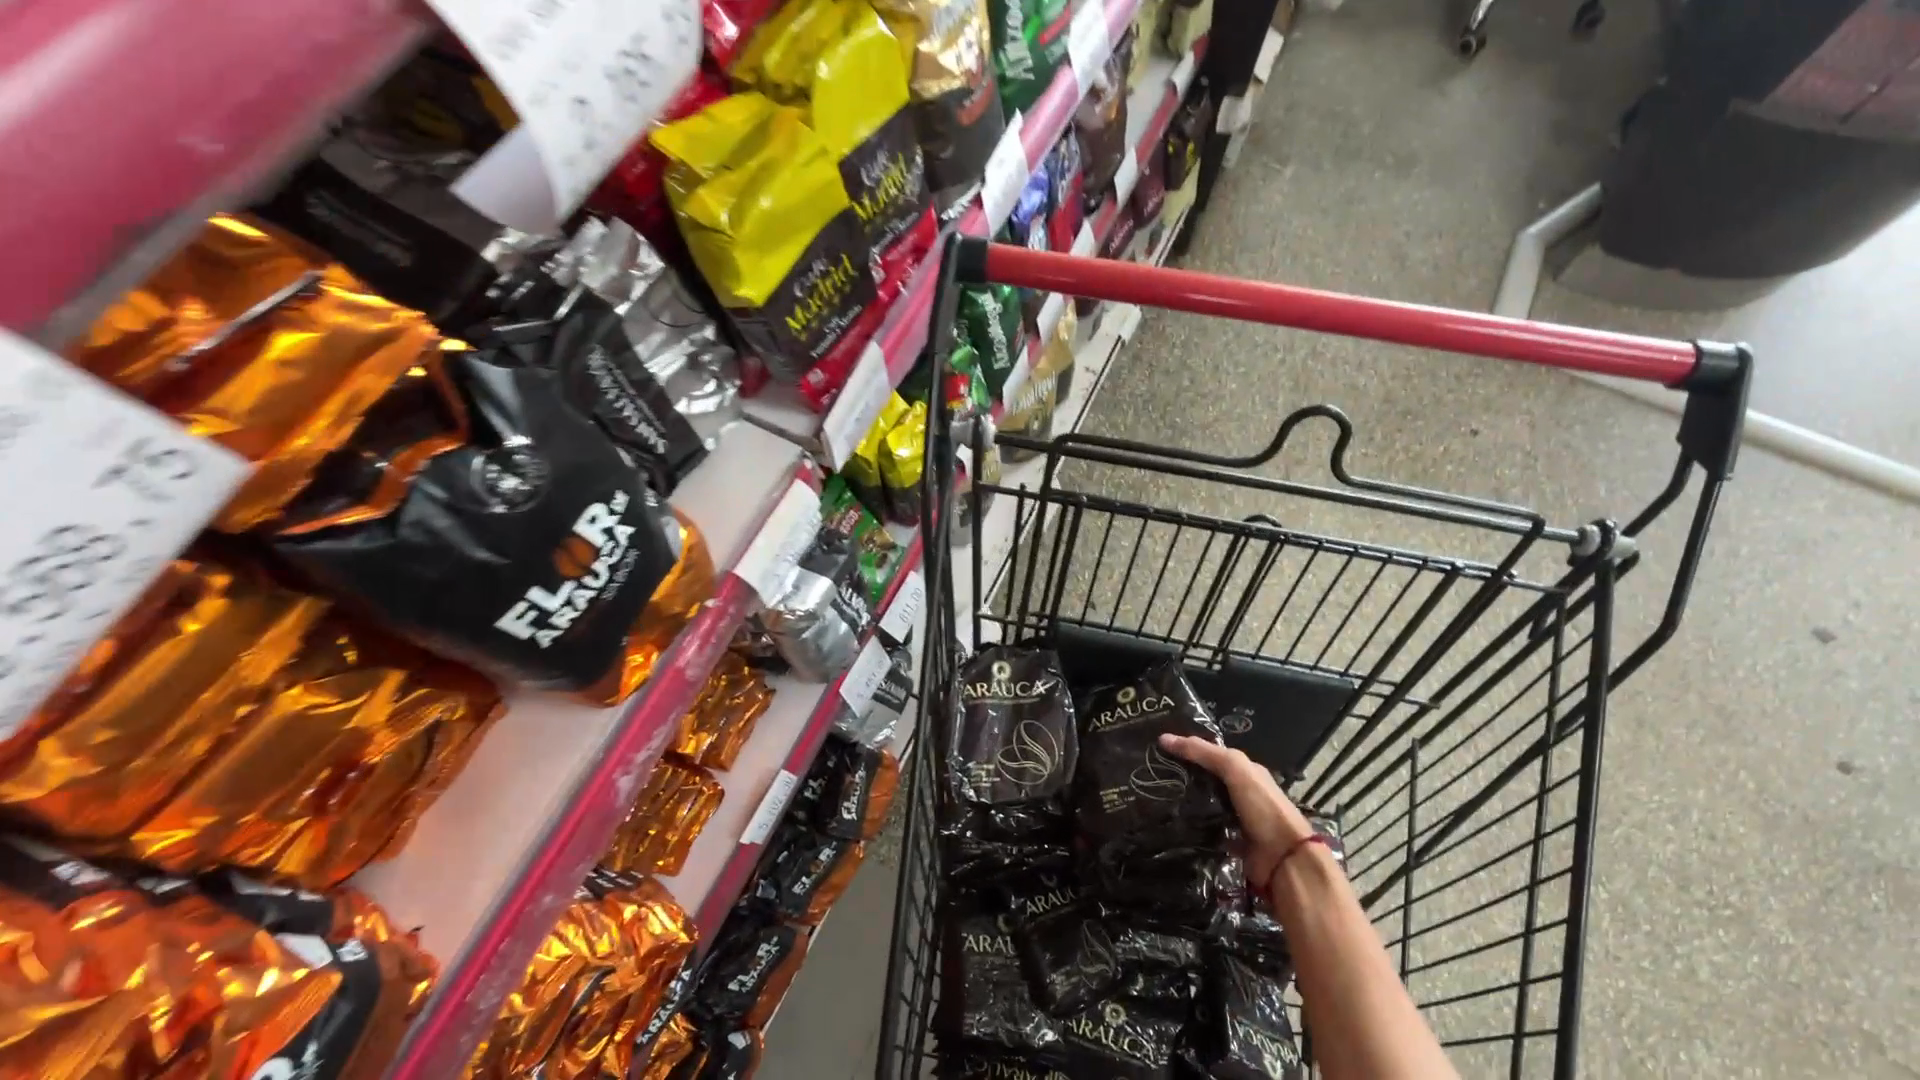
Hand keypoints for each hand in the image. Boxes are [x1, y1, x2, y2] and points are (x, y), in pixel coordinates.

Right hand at [1158, 733, 1314, 887]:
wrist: (1285, 859)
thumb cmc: (1262, 807)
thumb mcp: (1235, 769)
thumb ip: (1203, 752)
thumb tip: (1163, 738)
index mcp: (1247, 772)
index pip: (1211, 754)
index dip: (1187, 749)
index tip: (1157, 748)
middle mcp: (1242, 794)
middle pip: (1206, 780)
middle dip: (1182, 777)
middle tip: (1149, 774)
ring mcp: (1236, 820)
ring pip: (1204, 806)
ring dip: (1184, 804)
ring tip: (1153, 799)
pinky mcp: (1230, 843)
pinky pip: (1205, 831)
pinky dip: (1191, 829)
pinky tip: (1169, 825)